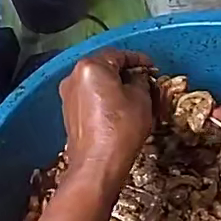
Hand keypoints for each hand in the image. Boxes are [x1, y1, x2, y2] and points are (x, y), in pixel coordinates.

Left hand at [59, 49, 154, 183]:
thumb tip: (138, 77)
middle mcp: (73, 77)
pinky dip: (104, 98)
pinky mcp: (69, 113)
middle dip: (125, 72)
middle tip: (145, 80)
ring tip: (135, 96)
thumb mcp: (141, 99)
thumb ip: (140, 80)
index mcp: (91, 67)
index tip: (151, 67)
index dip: (139, 59)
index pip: (118, 54)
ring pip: (95, 82)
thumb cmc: (120, 129)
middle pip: (104, 66)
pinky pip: (89, 97)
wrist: (98, 165)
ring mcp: (68, 96)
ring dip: (114, 86)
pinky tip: (119, 109)